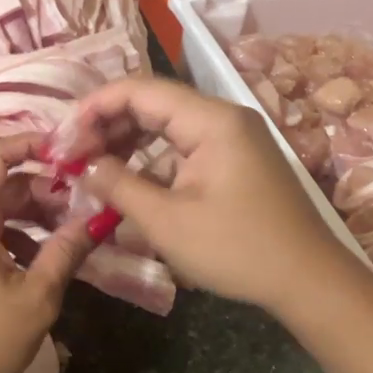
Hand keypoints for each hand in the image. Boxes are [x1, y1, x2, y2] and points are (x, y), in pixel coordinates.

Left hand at [0, 136, 94, 372]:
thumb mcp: (37, 296)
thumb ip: (66, 251)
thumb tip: (97, 218)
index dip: (28, 144)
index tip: (67, 151)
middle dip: (42, 188)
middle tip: (82, 204)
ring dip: (33, 215)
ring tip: (72, 233)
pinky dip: (17, 237)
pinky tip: (46, 259)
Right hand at [72, 78, 367, 312]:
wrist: (309, 281)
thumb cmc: (236, 249)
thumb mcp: (165, 220)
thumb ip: (117, 184)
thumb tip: (82, 164)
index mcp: (210, 120)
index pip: (138, 90)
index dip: (93, 107)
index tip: (62, 137)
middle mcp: (222, 117)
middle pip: (151, 103)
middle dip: (106, 125)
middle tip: (71, 156)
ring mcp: (231, 138)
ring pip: (164, 125)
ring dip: (124, 142)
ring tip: (90, 168)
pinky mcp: (233, 160)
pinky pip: (180, 146)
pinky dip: (149, 159)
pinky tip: (125, 181)